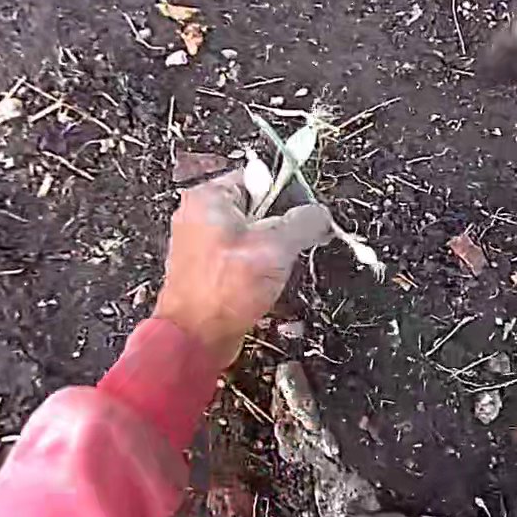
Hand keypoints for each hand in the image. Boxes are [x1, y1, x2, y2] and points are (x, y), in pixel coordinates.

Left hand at [153, 174, 332, 357]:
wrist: (194, 339)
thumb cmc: (229, 288)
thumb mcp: (277, 247)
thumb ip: (304, 222)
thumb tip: (321, 213)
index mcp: (209, 197)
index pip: (260, 176)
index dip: (289, 193)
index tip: (308, 215)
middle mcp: (199, 213)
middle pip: (259, 205)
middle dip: (283, 224)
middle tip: (297, 244)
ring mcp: (200, 241)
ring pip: (254, 231)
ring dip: (274, 246)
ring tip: (280, 266)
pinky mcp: (206, 267)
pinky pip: (243, 252)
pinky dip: (259, 262)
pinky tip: (267, 279)